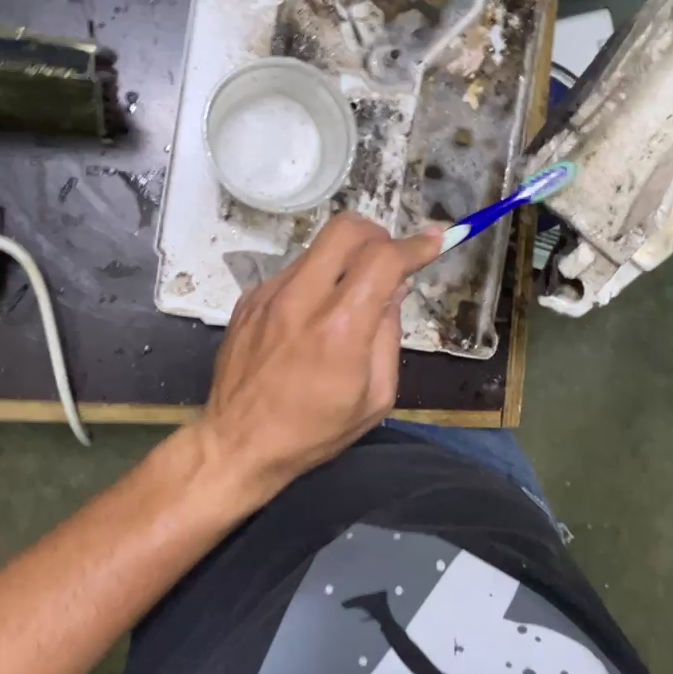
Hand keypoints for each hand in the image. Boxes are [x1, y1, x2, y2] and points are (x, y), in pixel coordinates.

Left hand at [189, 214, 442, 504]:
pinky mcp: (249, 299)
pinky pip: (293, 273)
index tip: (434, 241)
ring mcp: (269, 295)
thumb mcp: (376, 397)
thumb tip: (395, 288)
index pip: (384, 260)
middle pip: (346, 229)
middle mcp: (302, 299)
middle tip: (387, 260)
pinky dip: (313, 283)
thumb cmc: (315, 431)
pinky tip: (310, 319)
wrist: (238, 444)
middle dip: (377, 235)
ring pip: (317, 249)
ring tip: (346, 300)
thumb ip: (390, 335)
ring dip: (343, 262)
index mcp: (341, 328)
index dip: (416, 246)